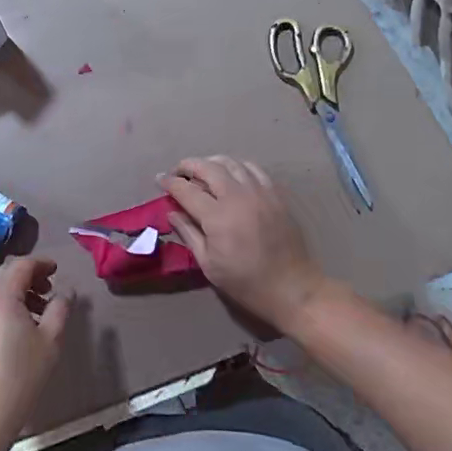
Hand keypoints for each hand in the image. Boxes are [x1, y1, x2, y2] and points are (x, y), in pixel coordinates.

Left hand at [0, 257, 71, 446]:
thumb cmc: (21, 376)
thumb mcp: (50, 341)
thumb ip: (60, 309)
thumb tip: (67, 291)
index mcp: (0, 295)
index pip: (21, 265)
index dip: (41, 263)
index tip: (57, 269)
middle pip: (5, 274)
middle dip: (28, 276)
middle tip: (49, 289)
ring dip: (16, 291)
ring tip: (38, 311)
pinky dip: (4, 305)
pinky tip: (18, 327)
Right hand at [160, 156, 328, 332]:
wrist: (292, 287)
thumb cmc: (245, 282)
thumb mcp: (208, 264)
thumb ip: (188, 233)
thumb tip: (172, 212)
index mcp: (217, 217)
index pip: (186, 189)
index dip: (169, 182)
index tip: (159, 180)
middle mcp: (238, 197)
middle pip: (208, 167)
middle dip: (188, 165)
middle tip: (178, 172)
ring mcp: (260, 192)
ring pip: (231, 162)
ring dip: (211, 162)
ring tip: (202, 171)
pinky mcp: (276, 194)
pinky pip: (253, 169)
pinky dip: (237, 166)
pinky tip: (231, 175)